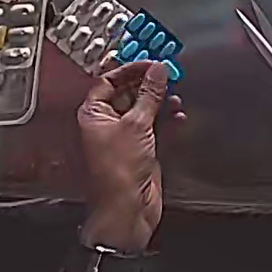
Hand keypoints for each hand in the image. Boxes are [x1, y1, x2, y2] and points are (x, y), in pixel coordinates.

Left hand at [75, 60, 181, 252]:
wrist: (128, 210)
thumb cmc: (118, 173)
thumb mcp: (136, 124)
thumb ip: (150, 94)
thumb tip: (158, 70)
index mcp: (93, 114)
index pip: (109, 80)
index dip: (130, 69)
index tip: (150, 61)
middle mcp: (107, 123)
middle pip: (128, 92)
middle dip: (148, 82)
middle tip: (167, 72)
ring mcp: (125, 136)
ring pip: (144, 107)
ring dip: (160, 99)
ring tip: (174, 90)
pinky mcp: (142, 148)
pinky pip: (155, 124)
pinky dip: (167, 117)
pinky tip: (177, 113)